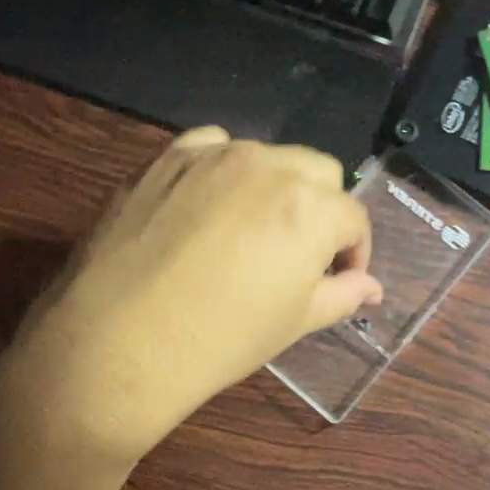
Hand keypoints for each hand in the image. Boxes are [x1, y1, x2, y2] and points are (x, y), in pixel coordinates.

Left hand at [0, 127, 381, 464]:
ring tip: (252, 232)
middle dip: (321, 211)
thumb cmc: (219, 341)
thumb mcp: (293, 322)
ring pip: (267, 156)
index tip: (338, 280)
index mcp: (311, 208)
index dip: (354, 252)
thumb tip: (372, 287)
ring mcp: (212, 156)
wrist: (118, 344)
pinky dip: (223, 168)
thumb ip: (341, 294)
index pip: (353, 217)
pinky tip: (209, 205)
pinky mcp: (165, 158)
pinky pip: (211, 146)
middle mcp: (268, 166)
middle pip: (319, 172)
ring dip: (274, 187)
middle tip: (299, 256)